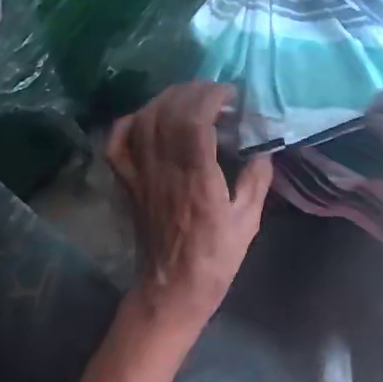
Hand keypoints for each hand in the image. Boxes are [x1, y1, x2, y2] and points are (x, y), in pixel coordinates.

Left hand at [106, 82, 271, 330]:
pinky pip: (118, 143)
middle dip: (192, 91)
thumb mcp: (247, 222)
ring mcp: (140, 175)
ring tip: (190, 97)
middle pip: (168, 113)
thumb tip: (264, 149)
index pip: (195, 121)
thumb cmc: (214, 258)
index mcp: (196, 179)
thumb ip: (256, 180)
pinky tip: (149, 116)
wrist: (170, 290)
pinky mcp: (127, 182)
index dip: (210, 97)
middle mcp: (164, 170)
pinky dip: (131, 121)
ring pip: (144, 120)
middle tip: (215, 92)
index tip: (230, 93)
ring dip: (166, 99)